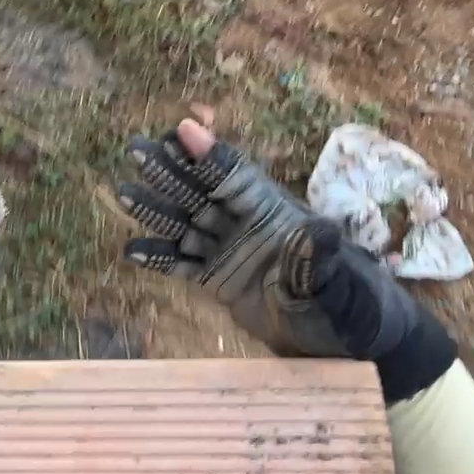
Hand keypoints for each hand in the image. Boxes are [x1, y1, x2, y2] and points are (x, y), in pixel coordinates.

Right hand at [117, 119, 454, 401]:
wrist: (345, 343)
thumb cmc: (351, 307)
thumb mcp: (338, 284)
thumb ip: (321, 260)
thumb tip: (317, 229)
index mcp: (275, 215)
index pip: (236, 178)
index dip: (208, 154)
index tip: (181, 129)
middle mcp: (245, 225)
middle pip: (200, 192)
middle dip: (169, 170)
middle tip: (136, 146)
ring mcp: (228, 251)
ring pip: (184, 223)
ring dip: (154, 208)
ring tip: (122, 191)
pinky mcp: (217, 279)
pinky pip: (182, 264)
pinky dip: (159, 256)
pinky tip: (131, 251)